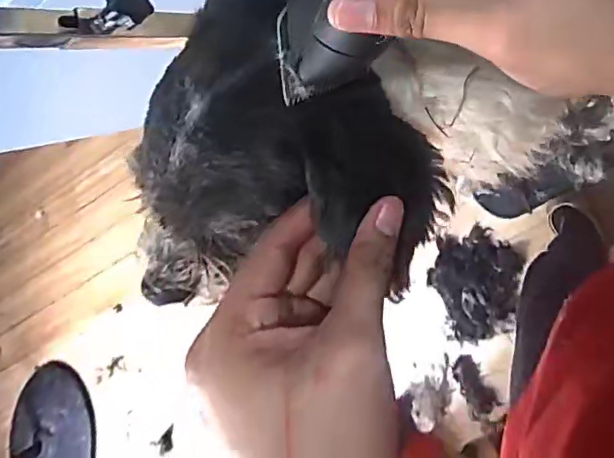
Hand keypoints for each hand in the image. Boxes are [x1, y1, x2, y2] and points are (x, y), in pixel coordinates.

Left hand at [184, 198, 401, 457]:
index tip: (349, 181)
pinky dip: (348, 293)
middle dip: (337, 238)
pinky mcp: (290, 372)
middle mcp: (235, 344)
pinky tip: (380, 263)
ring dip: (348, 263)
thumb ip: (367, 265)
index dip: (311, 214)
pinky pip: (319, 316)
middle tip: (378, 201)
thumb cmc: (331, 434)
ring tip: (385, 224)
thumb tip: (387, 204)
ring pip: (310, 291)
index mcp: (226, 336)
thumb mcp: (351, 342)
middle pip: (291, 269)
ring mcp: (262, 360)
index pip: (270, 251)